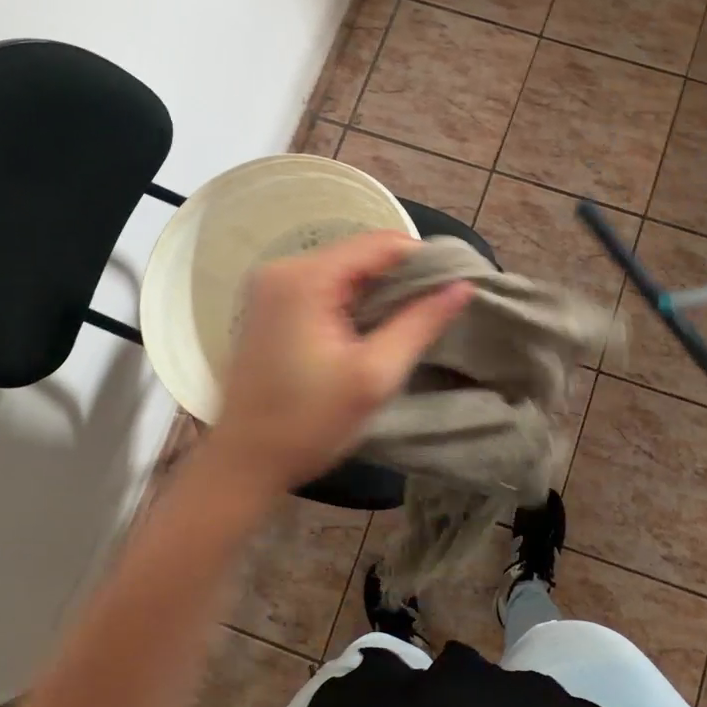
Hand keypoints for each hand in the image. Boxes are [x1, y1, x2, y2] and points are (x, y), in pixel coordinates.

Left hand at [201, 231, 471, 497]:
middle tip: (433, 311)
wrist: (243, 463)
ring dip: (378, 291)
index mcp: (305, 278)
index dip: (423, 259)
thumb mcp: (375, 376)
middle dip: (401, 277)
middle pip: (360, 253)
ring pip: (344, 269)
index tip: (452, 288)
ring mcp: (271, 286)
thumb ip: (421, 323)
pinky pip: (325, 286)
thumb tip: (463, 286)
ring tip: (408, 323)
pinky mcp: (269, 305)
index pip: (379, 243)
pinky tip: (371, 331)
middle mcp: (283, 268)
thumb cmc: (308, 423)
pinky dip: (353, 301)